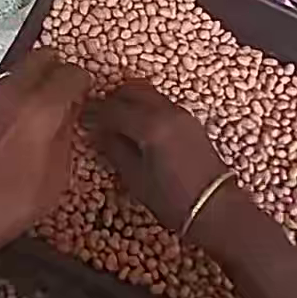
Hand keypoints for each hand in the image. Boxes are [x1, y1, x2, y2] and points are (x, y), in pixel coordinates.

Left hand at [0, 50, 90, 285]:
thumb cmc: (10, 204)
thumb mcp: (56, 177)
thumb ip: (66, 137)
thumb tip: (70, 115)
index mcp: (40, 109)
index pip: (73, 74)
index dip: (85, 84)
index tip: (88, 97)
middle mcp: (13, 93)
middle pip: (44, 56)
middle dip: (60, 69)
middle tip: (69, 93)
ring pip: (21, 67)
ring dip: (38, 78)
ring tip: (46, 107)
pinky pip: (6, 84)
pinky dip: (19, 90)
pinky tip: (22, 119)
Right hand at [88, 81, 238, 234]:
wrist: (216, 208)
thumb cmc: (172, 200)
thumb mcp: (135, 178)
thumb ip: (115, 150)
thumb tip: (100, 133)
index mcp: (151, 126)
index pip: (113, 109)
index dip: (94, 113)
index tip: (80, 118)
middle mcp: (167, 112)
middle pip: (132, 89)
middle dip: (112, 100)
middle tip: (98, 118)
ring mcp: (182, 114)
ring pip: (148, 94)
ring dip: (129, 102)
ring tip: (116, 125)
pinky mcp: (190, 122)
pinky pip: (161, 104)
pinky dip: (145, 109)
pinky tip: (137, 130)